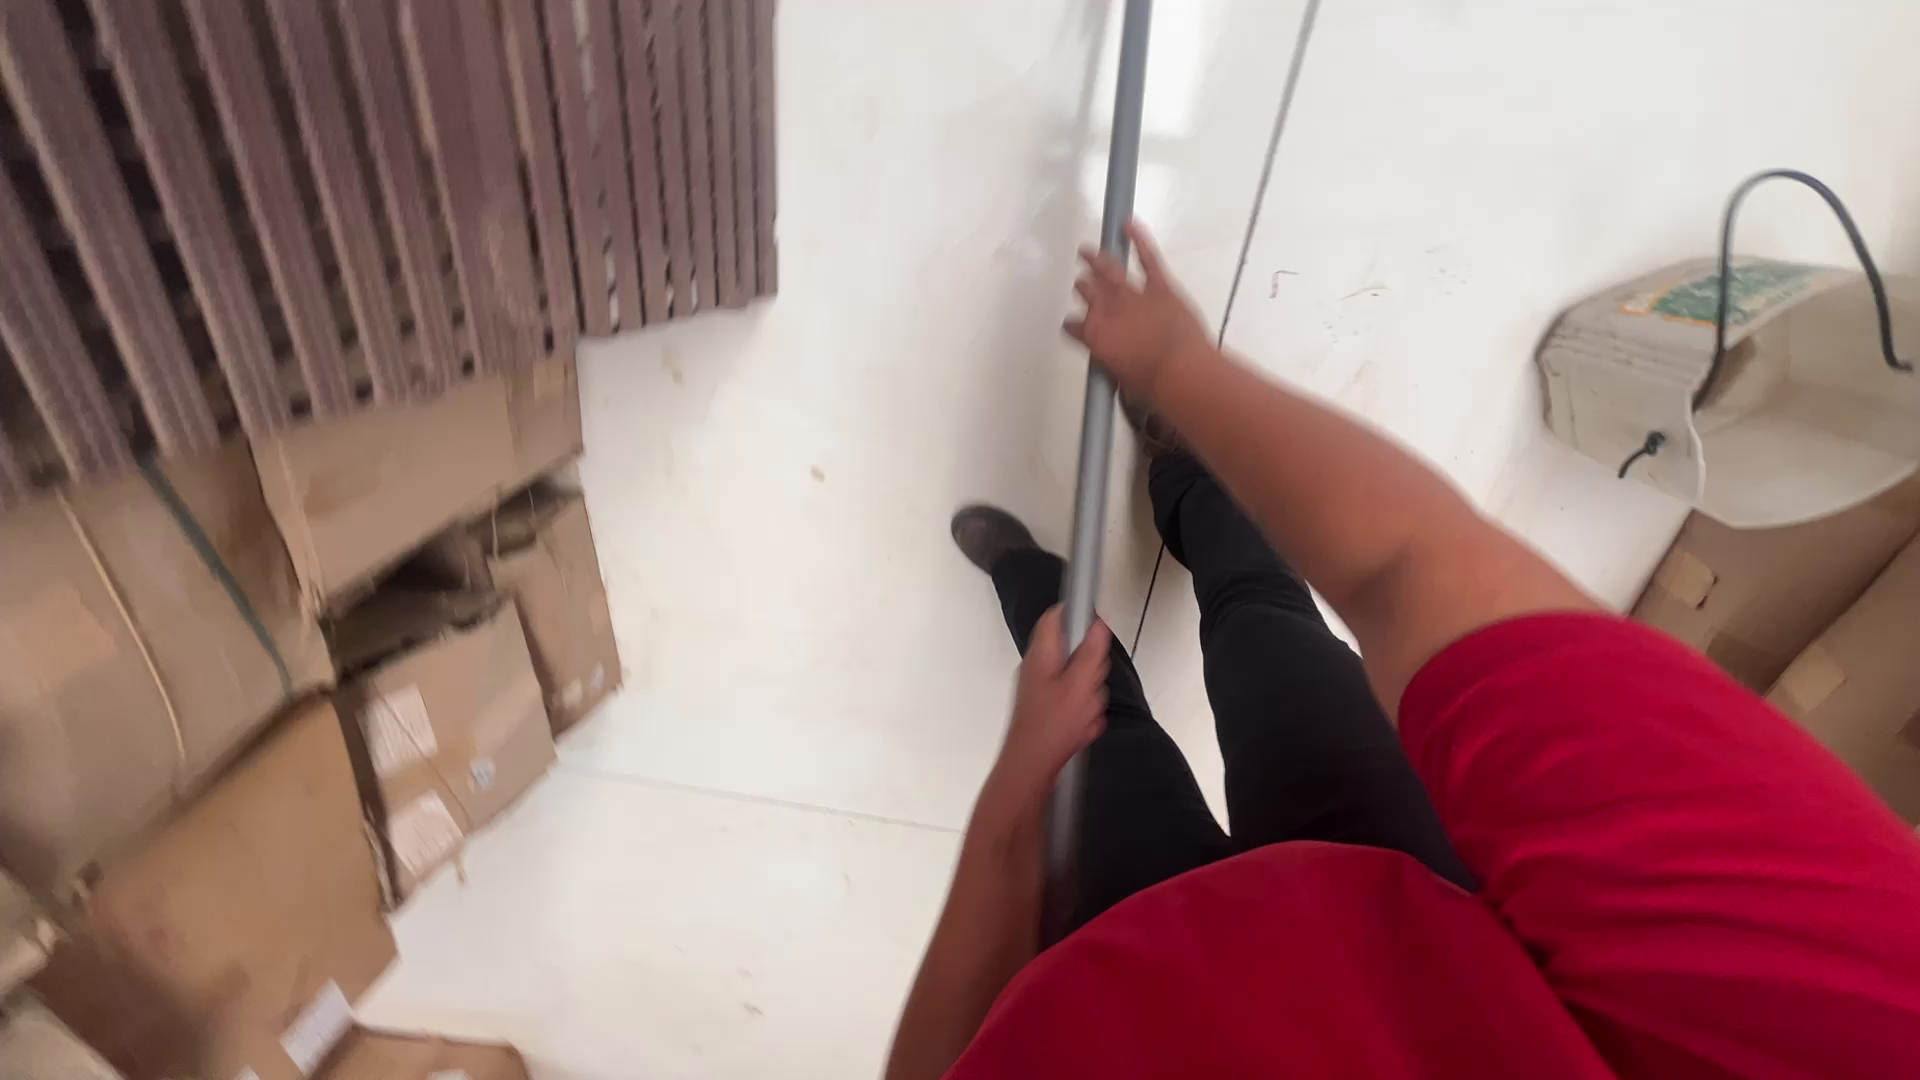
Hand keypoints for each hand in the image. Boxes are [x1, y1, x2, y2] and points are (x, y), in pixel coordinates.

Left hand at [977, 607, 1109, 830]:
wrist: (1030, 769)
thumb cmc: (1049, 729)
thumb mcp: (1079, 685)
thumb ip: (1090, 653)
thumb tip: (1097, 625)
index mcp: (1042, 654)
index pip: (1056, 617)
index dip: (1077, 613)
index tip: (1096, 622)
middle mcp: (1038, 668)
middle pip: (1073, 651)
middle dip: (1091, 668)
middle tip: (1091, 682)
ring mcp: (1041, 690)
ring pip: (1078, 680)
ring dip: (1089, 696)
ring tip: (1084, 713)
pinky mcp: (1047, 710)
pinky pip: (1075, 704)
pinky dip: (1082, 715)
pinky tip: (1079, 728)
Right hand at [1063, 220, 1212, 400]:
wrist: (1180, 371)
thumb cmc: (1149, 384)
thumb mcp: (1120, 381)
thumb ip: (1111, 366)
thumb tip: (1114, 370)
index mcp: (1093, 336)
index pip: (1073, 327)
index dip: (1072, 326)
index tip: (1071, 326)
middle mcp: (1107, 311)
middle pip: (1088, 293)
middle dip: (1083, 287)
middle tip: (1080, 282)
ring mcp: (1133, 295)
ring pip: (1109, 271)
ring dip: (1096, 259)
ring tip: (1087, 251)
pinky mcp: (1160, 286)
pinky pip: (1148, 258)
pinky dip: (1139, 238)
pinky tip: (1130, 224)